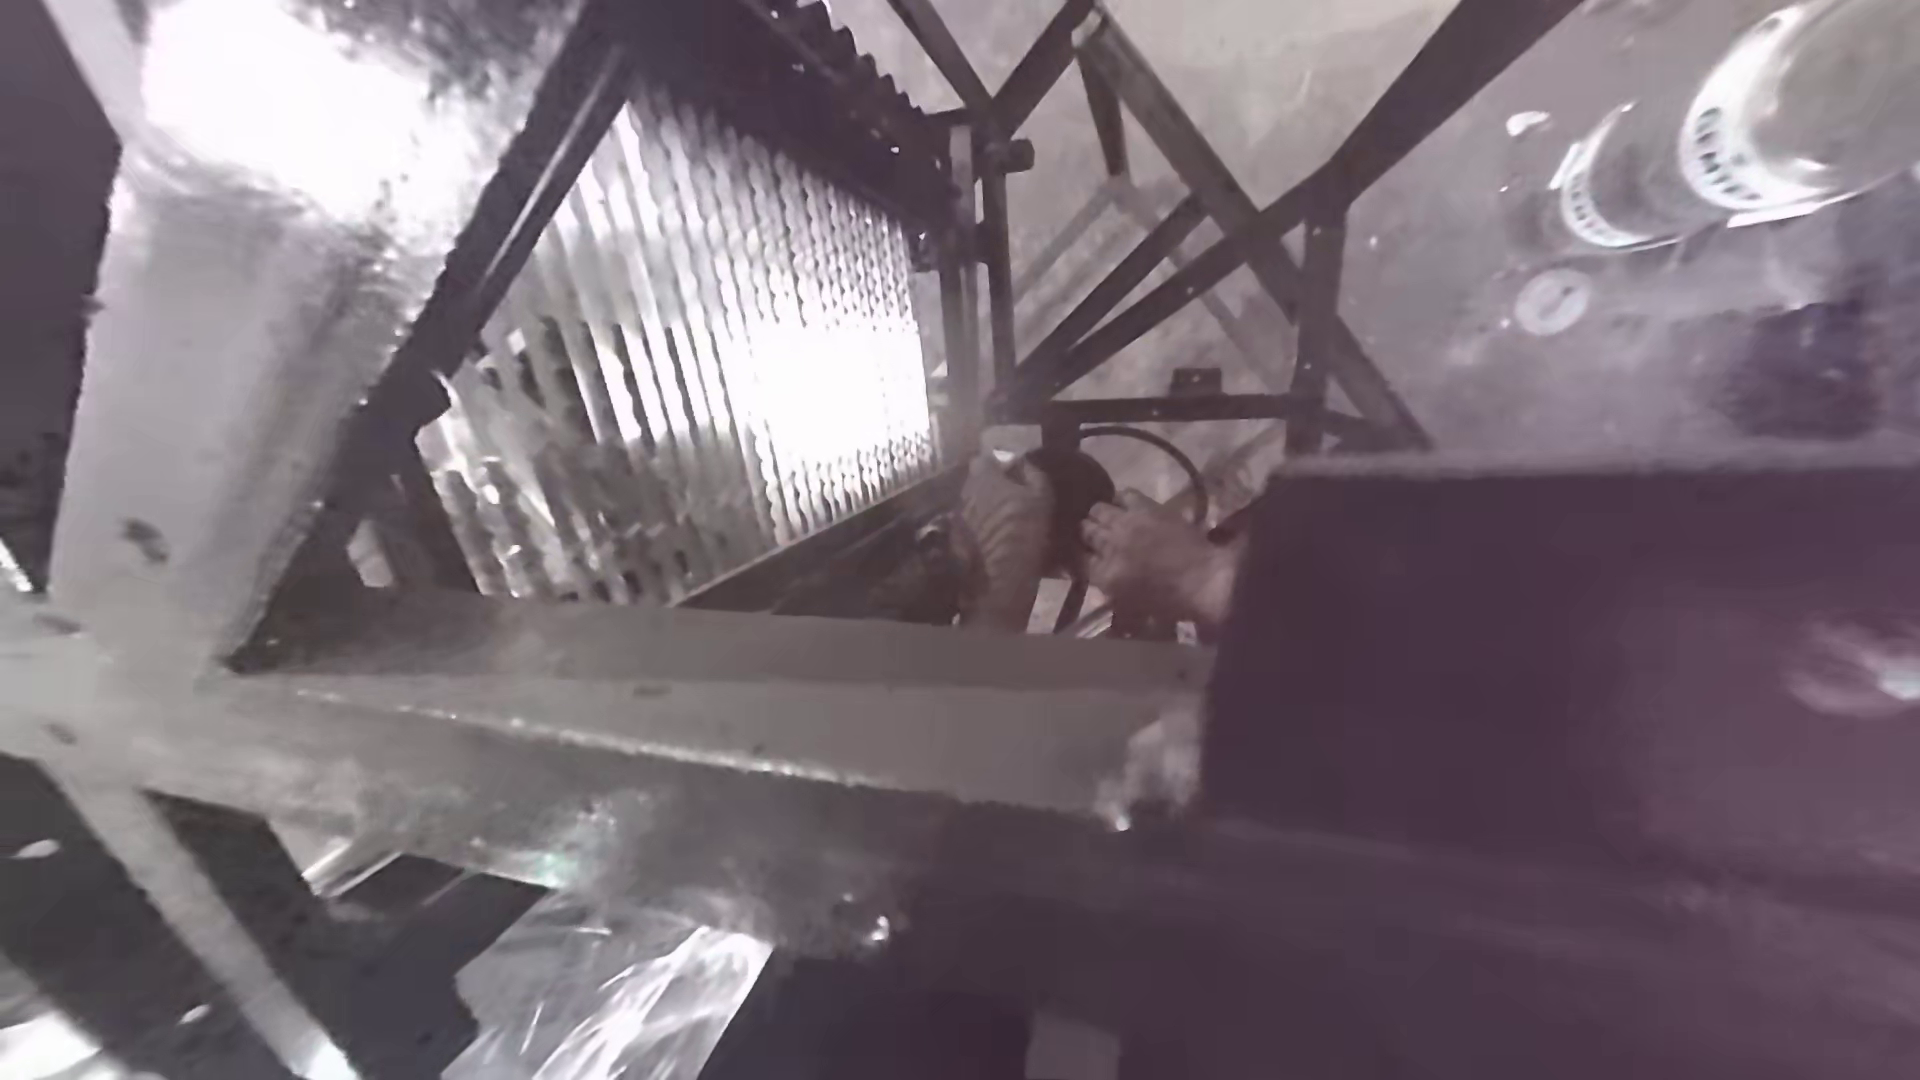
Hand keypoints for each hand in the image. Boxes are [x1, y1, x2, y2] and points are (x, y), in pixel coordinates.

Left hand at [956, 453, 1053, 630]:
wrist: (999, 581)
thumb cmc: (1024, 535)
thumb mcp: (1041, 499)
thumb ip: (1033, 475)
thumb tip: (1024, 461)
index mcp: (983, 477)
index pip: (984, 458)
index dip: (997, 463)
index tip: (1011, 472)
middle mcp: (964, 493)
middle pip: (976, 481)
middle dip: (990, 484)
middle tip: (1010, 495)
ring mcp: (956, 516)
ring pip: (972, 502)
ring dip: (984, 505)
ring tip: (1004, 517)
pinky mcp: (954, 538)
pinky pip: (969, 523)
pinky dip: (979, 525)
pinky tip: (993, 536)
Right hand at [1082, 491, 1236, 630]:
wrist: (1205, 581)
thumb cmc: (1171, 603)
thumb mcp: (1130, 606)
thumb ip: (1107, 588)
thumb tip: (1095, 574)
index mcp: (1103, 575)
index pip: (1076, 559)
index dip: (1077, 555)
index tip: (1082, 556)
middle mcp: (1107, 546)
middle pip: (1084, 530)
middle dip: (1085, 533)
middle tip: (1093, 536)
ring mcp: (1126, 524)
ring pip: (1098, 510)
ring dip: (1099, 515)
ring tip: (1108, 519)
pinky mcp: (1146, 508)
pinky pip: (1124, 495)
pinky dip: (1121, 499)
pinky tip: (1125, 506)